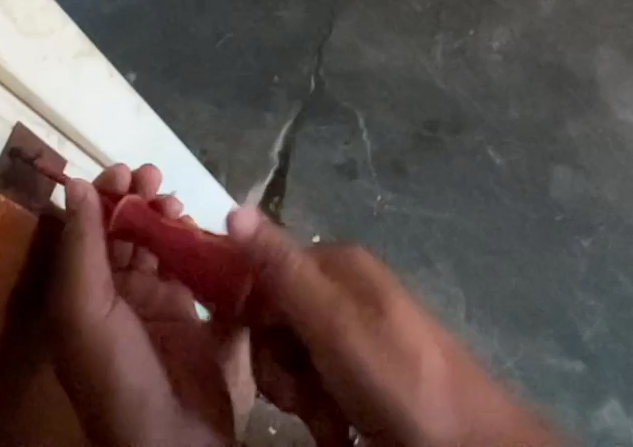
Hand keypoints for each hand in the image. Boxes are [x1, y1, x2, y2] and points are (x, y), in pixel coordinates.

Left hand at [48, 164, 253, 446]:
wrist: (174, 441)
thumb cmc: (117, 374)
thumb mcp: (85, 311)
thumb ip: (81, 246)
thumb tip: (73, 183)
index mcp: (78, 291)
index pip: (86, 228)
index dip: (101, 195)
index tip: (123, 170)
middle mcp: (111, 292)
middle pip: (120, 229)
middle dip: (133, 197)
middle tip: (152, 174)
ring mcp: (151, 301)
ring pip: (153, 240)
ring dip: (160, 213)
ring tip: (172, 199)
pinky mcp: (186, 312)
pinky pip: (184, 263)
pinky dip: (188, 239)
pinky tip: (193, 224)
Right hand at [227, 206, 559, 446]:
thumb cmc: (399, 380)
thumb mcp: (334, 322)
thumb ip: (282, 268)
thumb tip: (233, 208)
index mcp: (337, 264)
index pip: (260, 269)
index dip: (249, 312)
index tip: (257, 347)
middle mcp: (342, 292)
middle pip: (272, 318)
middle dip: (278, 363)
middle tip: (302, 391)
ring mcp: (355, 337)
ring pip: (290, 357)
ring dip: (298, 393)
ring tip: (330, 418)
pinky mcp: (365, 377)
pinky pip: (317, 384)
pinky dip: (320, 411)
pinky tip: (339, 430)